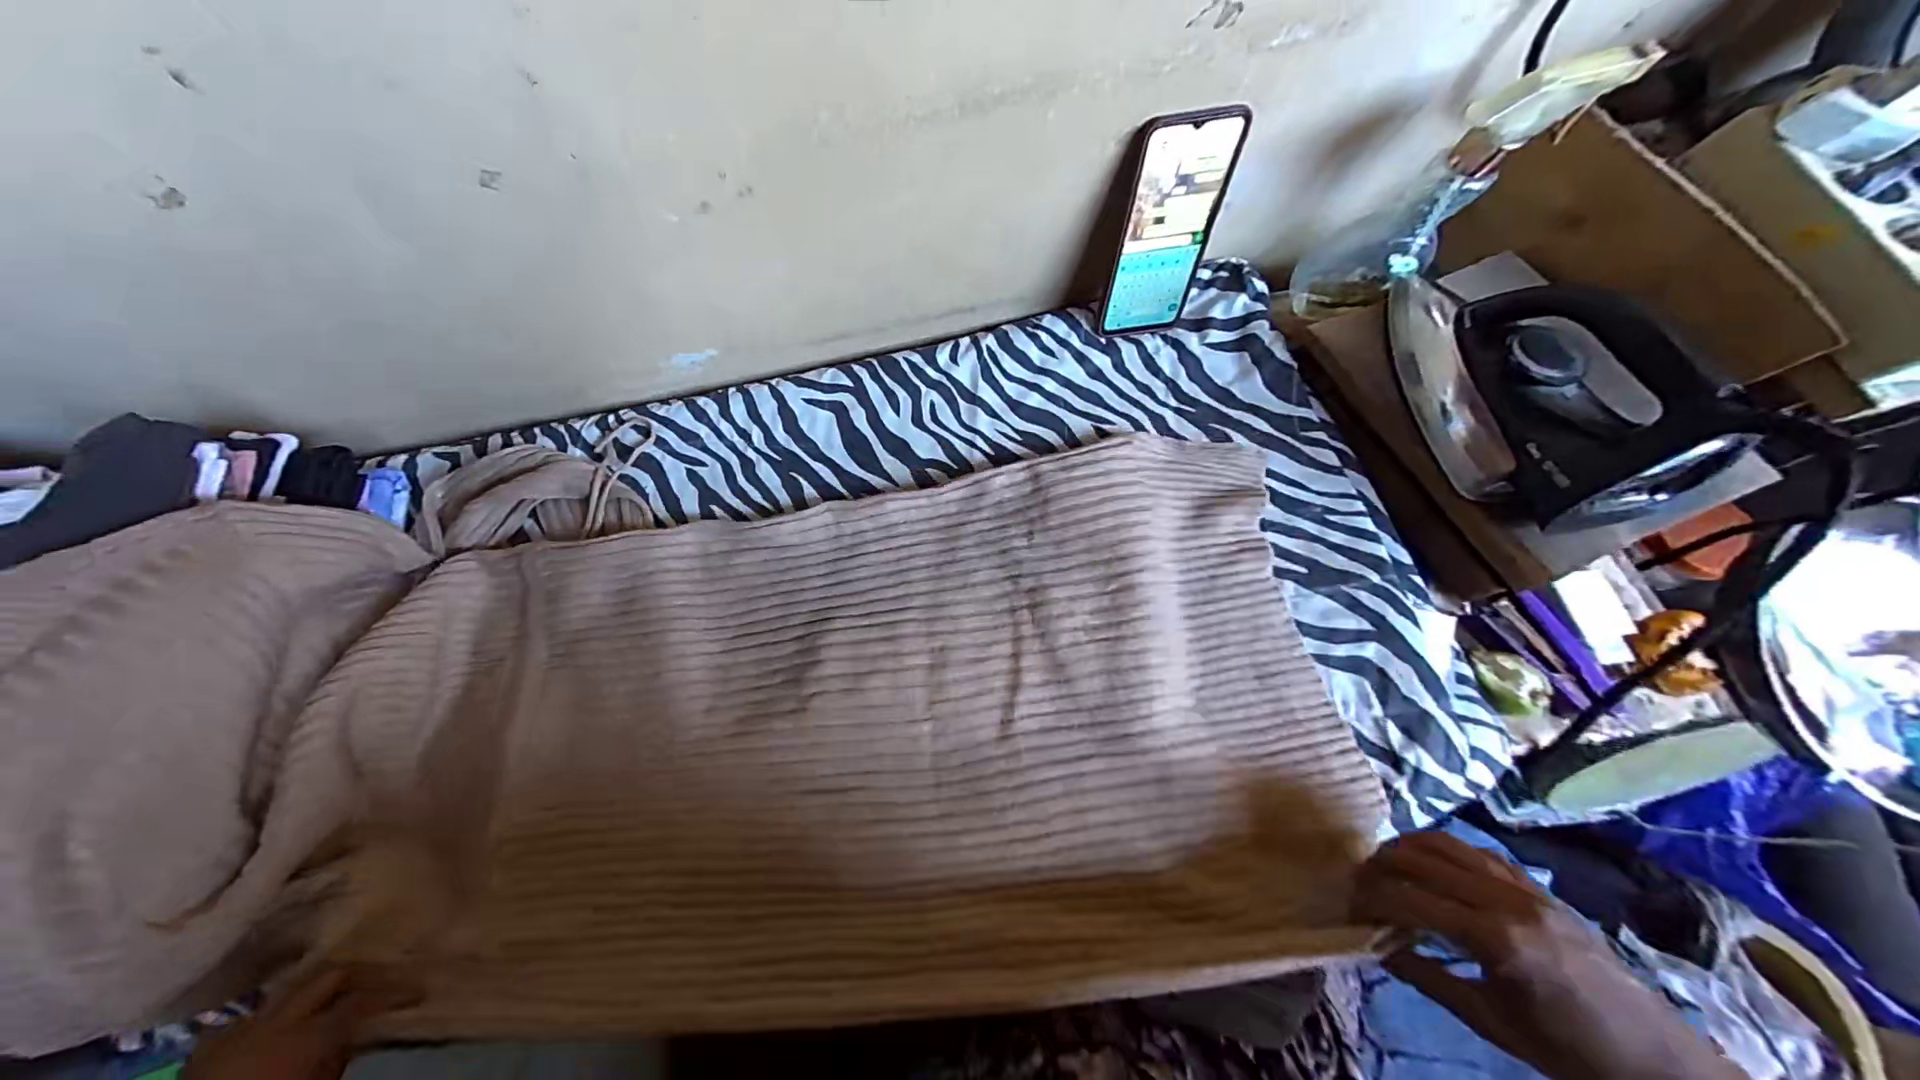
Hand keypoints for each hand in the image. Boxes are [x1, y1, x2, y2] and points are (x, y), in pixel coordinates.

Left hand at [183, 967, 418, 1079]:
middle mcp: (279, 1020)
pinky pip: (243, 1018)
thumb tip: (355, 1035)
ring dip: (309, 992)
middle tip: (375, 981)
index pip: (364, 1001)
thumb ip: (336, 1059)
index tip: (417, 991)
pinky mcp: (206, 1048)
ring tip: (326, 996)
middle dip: (354, 976)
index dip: (394, 993)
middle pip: (326, 979)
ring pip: (285, 992)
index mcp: (309, 1033)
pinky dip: (265, 1016)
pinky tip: (270, 1024)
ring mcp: (238, 1030)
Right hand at [1352, 832, 1742, 1079]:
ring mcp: (1527, 890)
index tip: (1349, 903)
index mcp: (1496, 940)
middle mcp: (1508, 901)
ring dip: (1410, 847)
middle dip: (1382, 864)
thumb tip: (1376, 946)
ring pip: (1450, 844)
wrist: (1655, 1061)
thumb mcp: (1489, 1021)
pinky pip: (1481, 853)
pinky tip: (1433, 866)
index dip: (1372, 897)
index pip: (1411, 899)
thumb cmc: (1566, 1050)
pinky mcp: (1540, 889)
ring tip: (1386, 862)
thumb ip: (1427, 977)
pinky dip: (1446, 851)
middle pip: (1424, 859)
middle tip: (1358, 879)